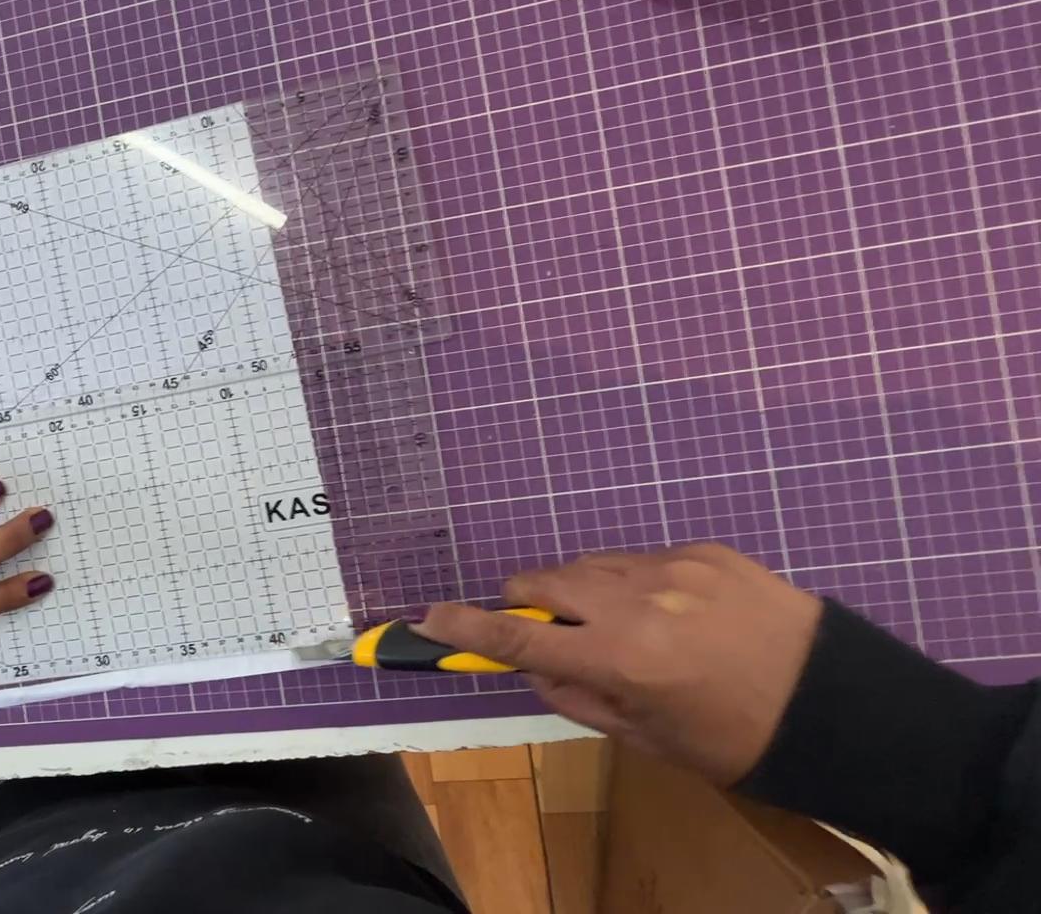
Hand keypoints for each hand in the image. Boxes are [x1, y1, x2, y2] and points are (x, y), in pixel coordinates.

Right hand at [416, 542, 822, 784]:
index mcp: (623, 659)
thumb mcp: (652, 739)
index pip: (517, 637)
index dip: (464, 627)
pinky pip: (640, 559)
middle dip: (533, 603)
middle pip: (541, 581)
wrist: (865, 714)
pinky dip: (638, 584)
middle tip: (559, 632)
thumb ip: (577, 695)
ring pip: (586, 566)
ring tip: (635, 625)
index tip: (426, 617)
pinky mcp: (704, 549)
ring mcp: (671, 567)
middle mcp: (636, 602)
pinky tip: (683, 612)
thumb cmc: (746, 742)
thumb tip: (531, 663)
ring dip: (585, 592)